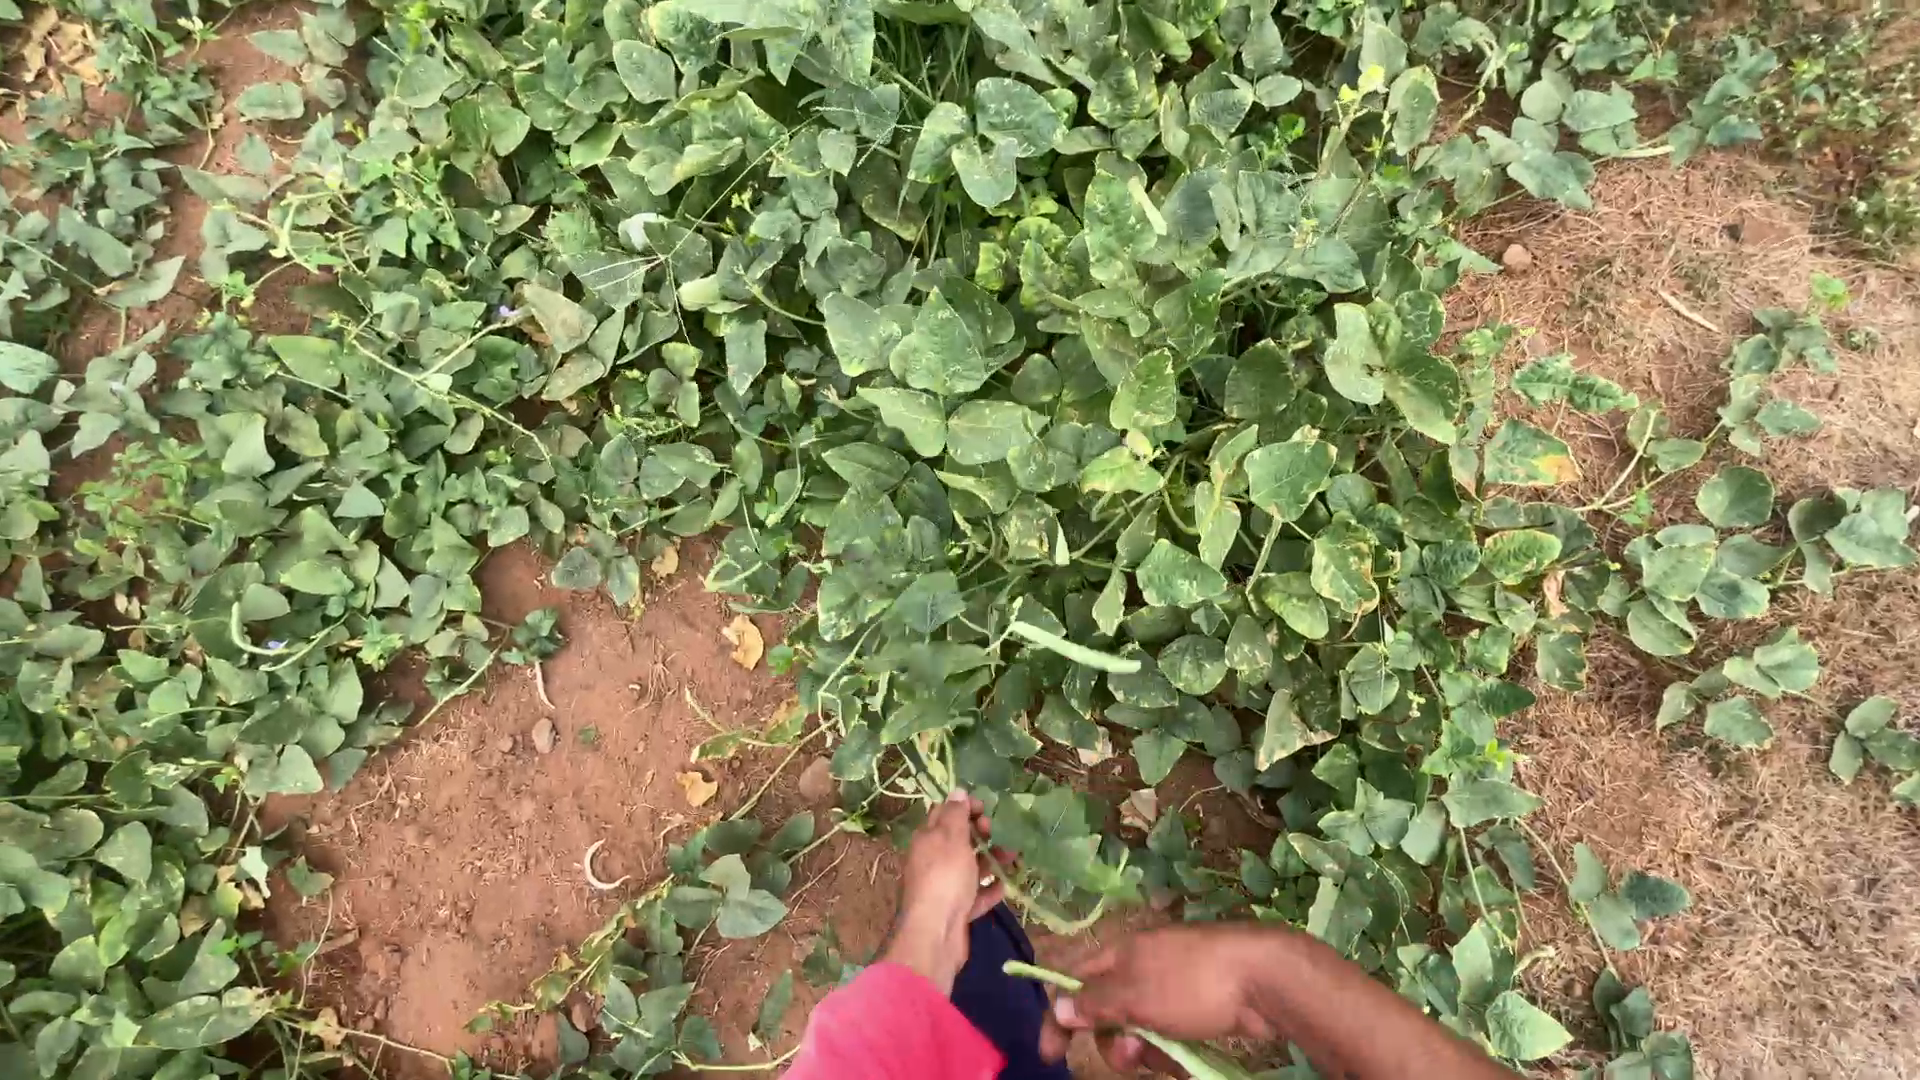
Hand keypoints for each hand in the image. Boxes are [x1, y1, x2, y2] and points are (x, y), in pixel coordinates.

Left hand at [878, 788, 1004, 994]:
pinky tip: (1004, 886)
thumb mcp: (950, 837)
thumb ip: (955, 814)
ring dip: (990, 861)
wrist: (936, 933)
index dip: (964, 807)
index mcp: (927, 839)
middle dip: (981, 834)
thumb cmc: (944, 877)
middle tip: (997, 832)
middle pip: (959, 841)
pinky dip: (988, 890)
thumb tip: (957, 791)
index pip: (944, 813)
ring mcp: (944, 887)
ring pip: (969, 868)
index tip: (985, 808)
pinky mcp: (956, 910)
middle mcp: (933, 860)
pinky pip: (975, 895)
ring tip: (1012, 857)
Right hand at [1038, 924, 1287, 1071]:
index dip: (1059, 1012)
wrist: (1260, 978)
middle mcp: (1138, 966)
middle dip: (1110, 1039)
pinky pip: (1164, 1033)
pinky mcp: (1191, 1006)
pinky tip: (1181, 1058)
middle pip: (1104, 1009)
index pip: (1074, 979)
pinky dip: (1167, 1049)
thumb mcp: (1136, 995)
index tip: (1050, 1053)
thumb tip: (1057, 1005)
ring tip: (1164, 1059)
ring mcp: (1167, 986)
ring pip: (1135, 1026)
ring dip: (1141, 1049)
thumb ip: (1095, 1002)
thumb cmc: (1190, 981)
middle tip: (1130, 1058)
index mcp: (1119, 952)